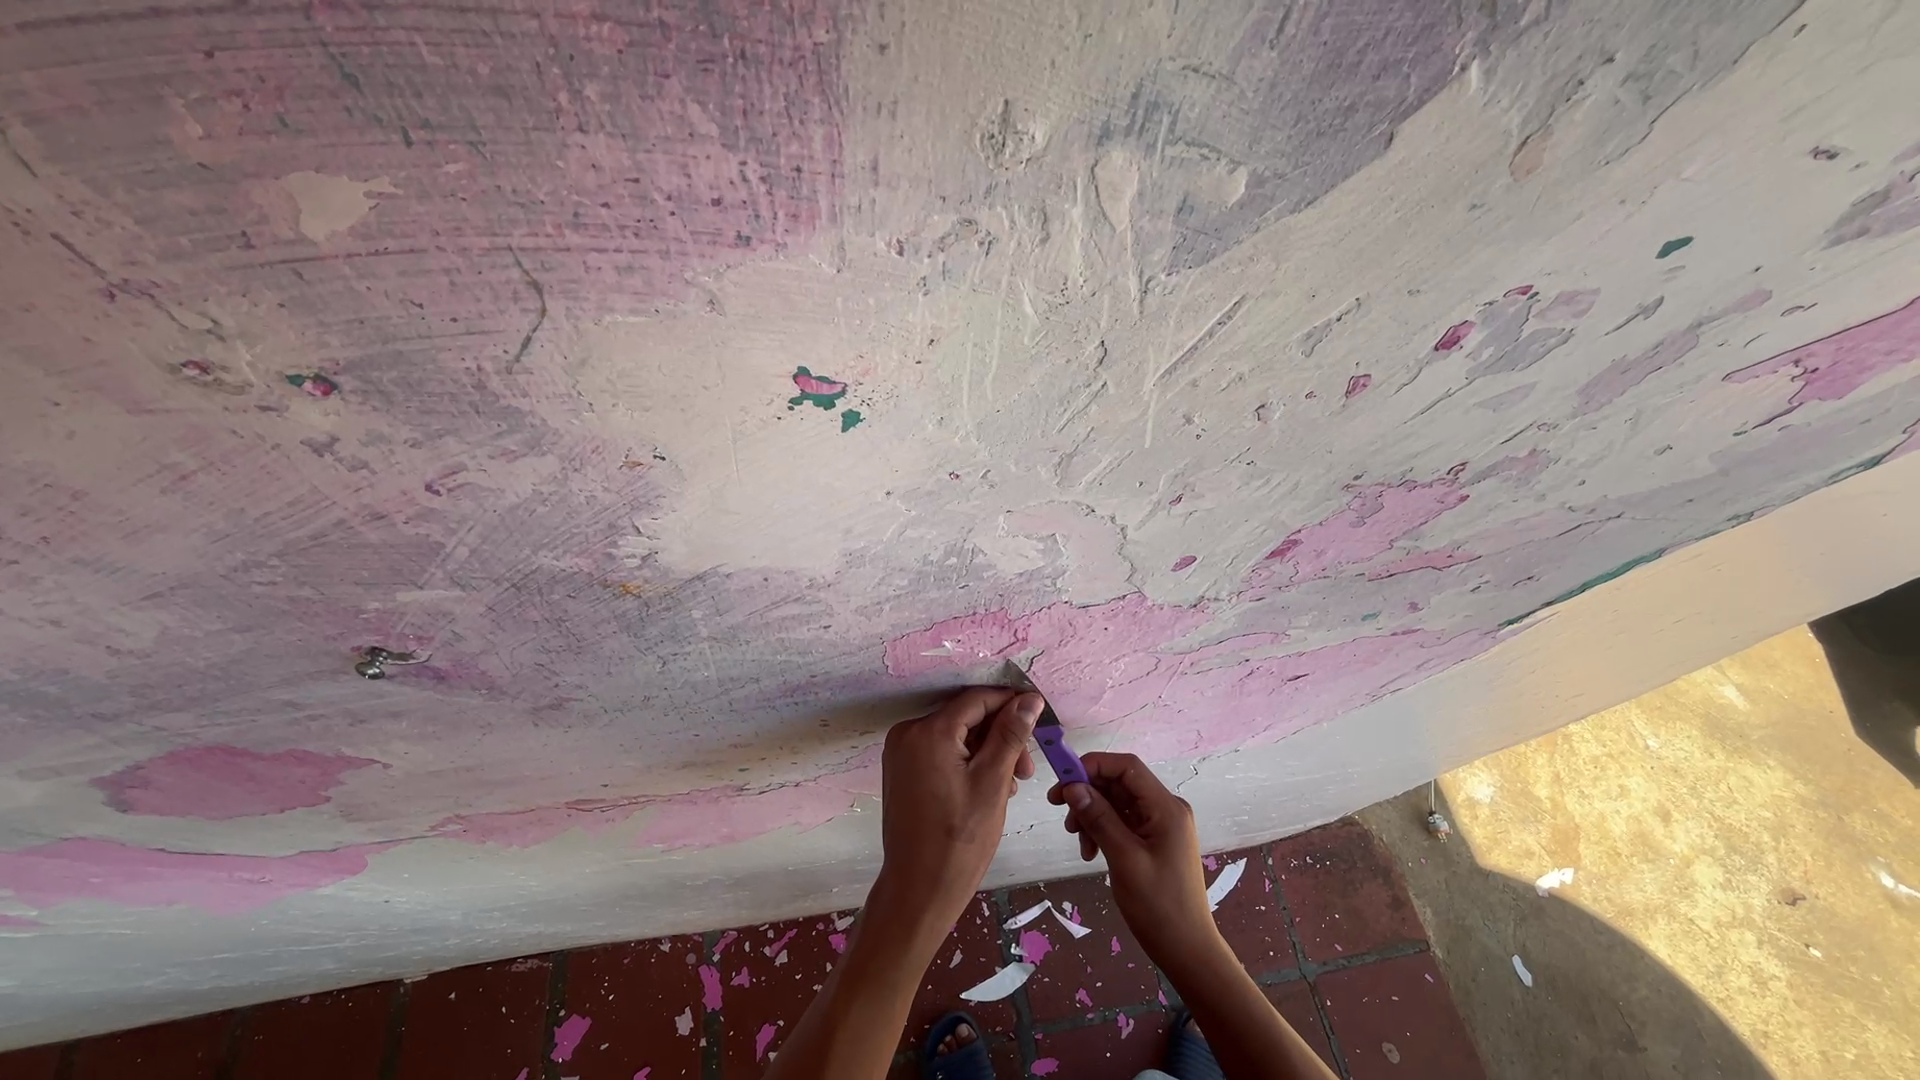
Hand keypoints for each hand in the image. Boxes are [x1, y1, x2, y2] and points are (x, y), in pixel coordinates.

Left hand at [876, 687, 1041, 924]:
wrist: (919, 888)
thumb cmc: (960, 839)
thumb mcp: (993, 782)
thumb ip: (1011, 735)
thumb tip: (1029, 699)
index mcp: (928, 732)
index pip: (977, 699)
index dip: (1012, 703)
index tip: (1040, 716)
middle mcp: (908, 734)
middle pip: (966, 717)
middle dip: (1001, 735)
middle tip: (1028, 768)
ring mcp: (901, 752)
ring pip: (956, 735)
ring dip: (987, 751)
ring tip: (1011, 783)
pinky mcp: (902, 770)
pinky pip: (941, 751)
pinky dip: (966, 761)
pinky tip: (988, 787)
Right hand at [1048, 752, 1214, 958]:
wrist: (1187, 950)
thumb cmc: (1159, 906)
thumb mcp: (1124, 859)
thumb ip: (1099, 819)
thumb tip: (1073, 788)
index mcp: (1166, 807)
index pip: (1127, 767)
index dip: (1093, 766)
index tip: (1063, 782)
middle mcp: (1165, 809)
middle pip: (1119, 784)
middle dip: (1088, 793)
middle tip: (1060, 811)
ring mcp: (1160, 825)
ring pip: (1117, 803)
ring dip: (1092, 814)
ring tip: (1079, 841)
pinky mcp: (1153, 841)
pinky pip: (1122, 822)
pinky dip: (1102, 830)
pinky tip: (1091, 852)